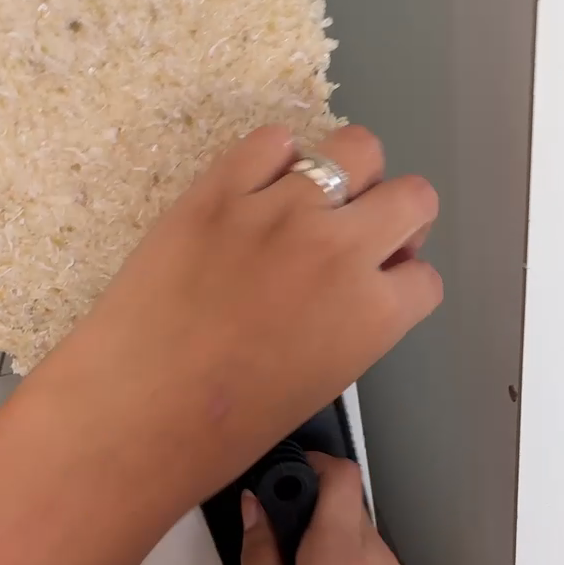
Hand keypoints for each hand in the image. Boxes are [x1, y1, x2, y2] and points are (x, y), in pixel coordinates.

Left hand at [23, 125, 441, 503]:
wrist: (138, 410)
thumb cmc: (229, 424)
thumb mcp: (321, 383)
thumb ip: (356, 327)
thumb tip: (358, 287)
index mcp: (374, 314)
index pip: (425, 278)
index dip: (403, 284)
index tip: (379, 289)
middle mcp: (341, 250)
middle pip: (414, 197)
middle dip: (401, 219)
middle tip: (364, 237)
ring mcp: (281, 210)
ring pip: (357, 149)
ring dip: (351, 177)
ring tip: (316, 204)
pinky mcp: (221, 188)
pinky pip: (273, 140)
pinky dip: (277, 160)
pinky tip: (260, 191)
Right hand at [242, 453, 432, 564]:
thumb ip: (259, 559)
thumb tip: (255, 507)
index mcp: (338, 554)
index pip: (341, 474)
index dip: (311, 463)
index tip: (279, 481)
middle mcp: (373, 554)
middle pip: (344, 499)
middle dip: (307, 506)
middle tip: (270, 543)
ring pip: (353, 527)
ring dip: (320, 535)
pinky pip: (363, 554)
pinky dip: (337, 558)